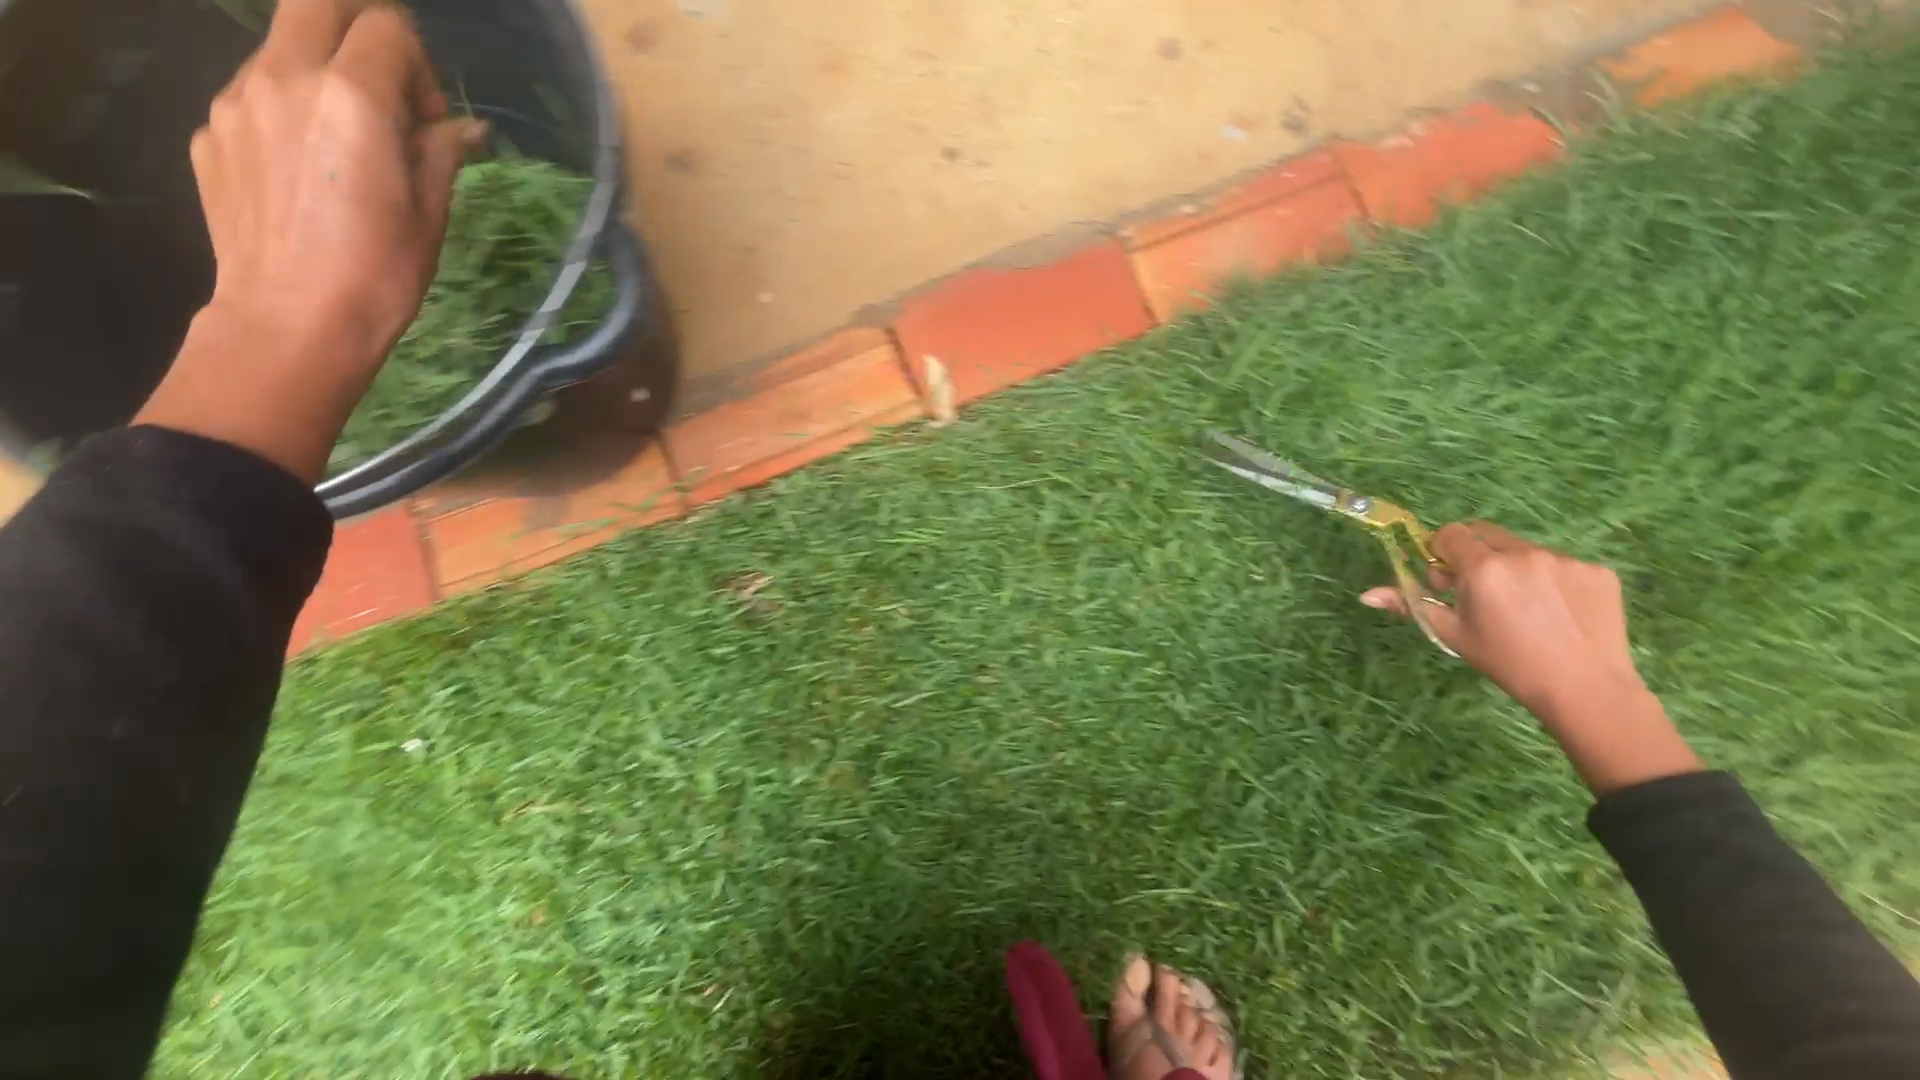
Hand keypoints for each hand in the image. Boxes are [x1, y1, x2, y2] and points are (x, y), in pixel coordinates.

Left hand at [136, 0, 484, 482]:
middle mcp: (283, 79)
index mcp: (350, 98)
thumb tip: (464, 126)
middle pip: (319, 4)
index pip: (388, 27)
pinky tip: (306, 176)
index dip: (419, 68)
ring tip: (345, 150)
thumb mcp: (431, 213)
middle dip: (362, 33)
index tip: (427, 122)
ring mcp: (235, 101)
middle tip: (385, 95)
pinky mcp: (210, 131)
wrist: (292, 321)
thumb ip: (441, 150)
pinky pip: (256, 95)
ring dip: (324, 76)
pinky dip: (289, 113)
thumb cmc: (380, 273)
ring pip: (283, 48)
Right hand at [1362, 522, 1703, 794]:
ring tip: (1524, 609)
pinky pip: (1561, 564)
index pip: (1451, 534)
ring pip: (1523, 550)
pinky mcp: (1597, 570)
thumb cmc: (1506, 663)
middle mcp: (1523, 553)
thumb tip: (1366, 594)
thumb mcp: (1452, 634)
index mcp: (1483, 568)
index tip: (1446, 580)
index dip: (1441, 553)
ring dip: (1513, 568)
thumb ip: (1411, 605)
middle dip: (1474, 554)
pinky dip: (1551, 580)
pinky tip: (1557, 612)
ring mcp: (1564, 559)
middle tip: (1479, 591)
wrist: (1584, 689)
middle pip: (1485, 534)